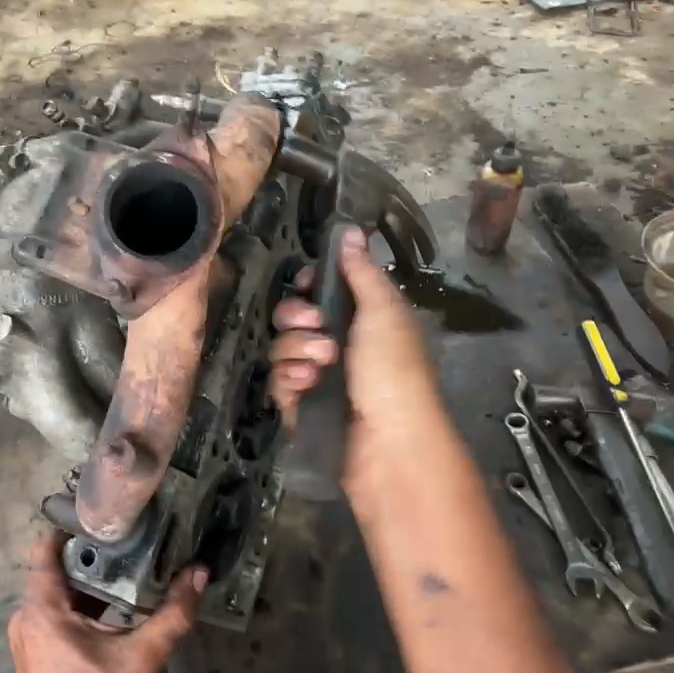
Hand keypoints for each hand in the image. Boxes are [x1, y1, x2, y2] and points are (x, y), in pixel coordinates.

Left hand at [7, 533, 206, 672]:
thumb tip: (200, 573)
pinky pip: (64, 615)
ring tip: (137, 558)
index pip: (46, 546)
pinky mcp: (42, 657)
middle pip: (61, 567)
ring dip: (98, 579)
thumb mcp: (141, 661)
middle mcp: (29, 618)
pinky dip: (92, 604)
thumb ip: (172, 614)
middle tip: (136, 530)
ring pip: (65, 593)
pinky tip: (125, 601)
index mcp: (41, 610)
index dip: (74, 521)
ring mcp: (32, 639)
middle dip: (98, 550)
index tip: (108, 506)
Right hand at [268, 226, 447, 488]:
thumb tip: (352, 228)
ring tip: (321, 367)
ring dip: (297, 351)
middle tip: (317, 326)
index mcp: (363, 318)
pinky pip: (278, 382)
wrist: (390, 444)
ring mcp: (318, 376)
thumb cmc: (394, 370)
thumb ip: (362, 271)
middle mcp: (339, 343)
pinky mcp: (301, 407)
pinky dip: (290, 381)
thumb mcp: (384, 312)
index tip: (311, 283)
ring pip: (282, 347)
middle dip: (297, 316)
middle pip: (293, 315)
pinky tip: (307, 387)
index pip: (323, 289)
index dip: (311, 283)